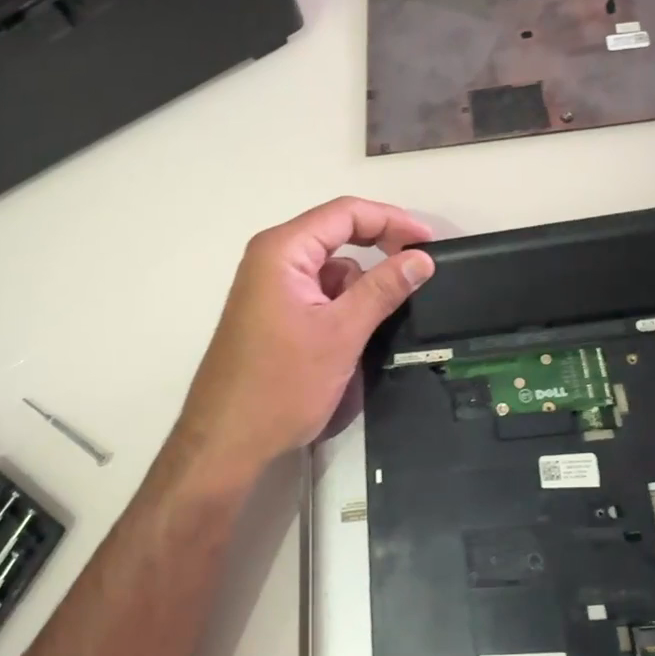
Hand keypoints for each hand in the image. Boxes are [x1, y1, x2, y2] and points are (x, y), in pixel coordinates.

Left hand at [176, 198, 434, 472]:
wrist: (225, 442)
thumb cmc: (282, 384)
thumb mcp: (342, 333)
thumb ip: (383, 289)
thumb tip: (422, 259)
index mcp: (283, 250)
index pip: (345, 213)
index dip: (392, 220)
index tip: (429, 242)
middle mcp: (272, 257)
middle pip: (336, 233)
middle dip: (379, 246)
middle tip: (419, 266)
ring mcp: (269, 285)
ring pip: (329, 267)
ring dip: (361, 281)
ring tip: (391, 310)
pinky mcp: (272, 312)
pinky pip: (317, 291)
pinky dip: (343, 302)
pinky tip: (360, 330)